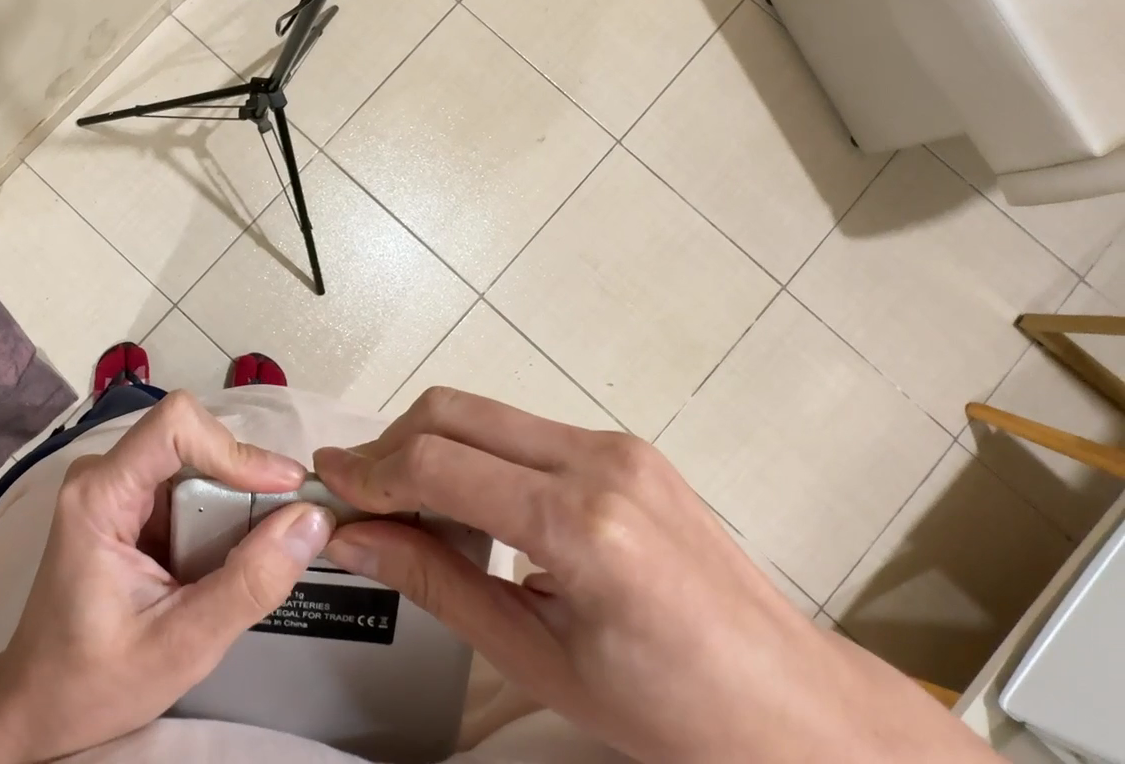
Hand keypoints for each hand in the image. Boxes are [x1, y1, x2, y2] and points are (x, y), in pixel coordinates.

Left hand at [0, 392, 333, 763]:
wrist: (44, 701)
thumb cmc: (98, 679)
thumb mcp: (184, 644)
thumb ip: (250, 583)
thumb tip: (313, 521)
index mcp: (98, 496)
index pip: (174, 425)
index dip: (234, 448)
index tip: (285, 491)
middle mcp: (104, 475)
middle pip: (192, 440)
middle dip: (245, 482)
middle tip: (286, 533)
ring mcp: (115, 487)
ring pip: (197, 462)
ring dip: (237, 502)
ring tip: (259, 555)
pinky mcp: (129, 505)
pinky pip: (190, 486)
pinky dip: (221, 516)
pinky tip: (229, 560)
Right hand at [313, 388, 998, 763]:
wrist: (800, 710)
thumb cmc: (670, 713)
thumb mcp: (536, 660)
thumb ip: (436, 583)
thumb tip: (352, 537)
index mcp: (583, 526)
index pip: (437, 463)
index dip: (368, 472)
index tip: (325, 489)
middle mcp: (600, 462)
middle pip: (452, 412)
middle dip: (387, 446)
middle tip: (357, 498)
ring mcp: (617, 446)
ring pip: (481, 411)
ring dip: (425, 444)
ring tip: (404, 504)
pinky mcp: (624, 448)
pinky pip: (518, 429)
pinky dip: (470, 451)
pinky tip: (466, 502)